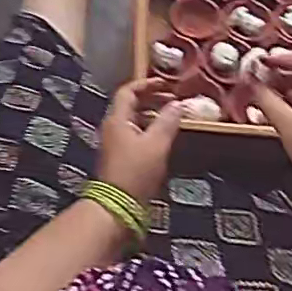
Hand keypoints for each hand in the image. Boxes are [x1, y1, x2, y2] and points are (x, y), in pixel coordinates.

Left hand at [97, 77, 182, 201]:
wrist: (117, 207)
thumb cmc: (135, 171)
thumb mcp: (156, 144)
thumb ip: (168, 121)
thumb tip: (178, 104)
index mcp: (117, 119)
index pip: (128, 91)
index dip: (147, 83)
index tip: (166, 83)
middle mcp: (112, 128)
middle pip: (131, 105)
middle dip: (152, 99)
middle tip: (174, 100)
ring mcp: (115, 143)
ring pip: (134, 121)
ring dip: (153, 115)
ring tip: (173, 117)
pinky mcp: (120, 157)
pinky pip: (135, 135)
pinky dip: (149, 130)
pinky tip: (165, 137)